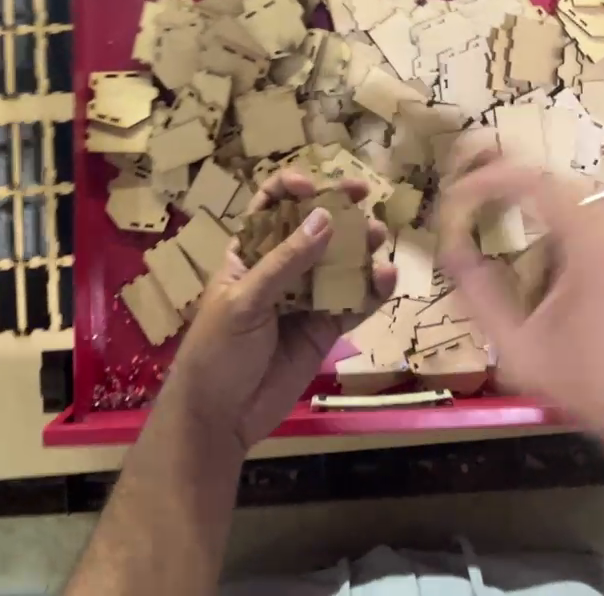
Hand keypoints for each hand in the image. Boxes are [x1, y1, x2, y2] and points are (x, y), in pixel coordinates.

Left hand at [162, 171, 395, 453]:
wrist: (220, 417)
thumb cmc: (217, 349)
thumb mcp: (245, 300)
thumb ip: (286, 262)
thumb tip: (324, 217)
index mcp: (250, 252)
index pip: (270, 207)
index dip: (290, 189)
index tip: (313, 186)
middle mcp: (281, 268)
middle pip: (313, 227)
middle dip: (338, 207)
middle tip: (364, 192)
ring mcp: (305, 298)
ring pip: (339, 262)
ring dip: (360, 245)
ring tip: (379, 236)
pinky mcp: (325, 328)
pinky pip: (353, 303)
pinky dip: (372, 290)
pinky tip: (386, 277)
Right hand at [436, 160, 603, 444]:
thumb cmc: (591, 386)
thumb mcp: (521, 349)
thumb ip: (480, 296)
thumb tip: (449, 250)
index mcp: (592, 244)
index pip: (534, 183)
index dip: (489, 178)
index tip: (456, 192)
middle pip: (557, 179)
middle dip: (509, 178)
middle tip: (470, 190)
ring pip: (579, 193)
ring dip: (536, 193)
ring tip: (496, 203)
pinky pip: (598, 213)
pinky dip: (562, 211)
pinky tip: (540, 234)